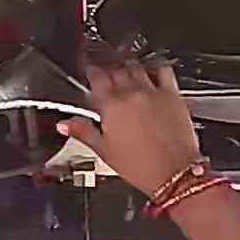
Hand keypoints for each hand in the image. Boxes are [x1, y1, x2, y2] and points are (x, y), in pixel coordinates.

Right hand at [59, 59, 201, 195]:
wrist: (174, 173)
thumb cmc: (141, 166)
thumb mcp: (104, 151)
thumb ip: (83, 132)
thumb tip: (65, 125)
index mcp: (111, 106)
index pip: (97, 78)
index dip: (92, 73)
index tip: (91, 73)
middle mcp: (131, 94)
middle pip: (116, 70)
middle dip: (109, 70)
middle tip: (106, 76)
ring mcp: (152, 93)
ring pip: (136, 67)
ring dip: (128, 66)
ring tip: (125, 72)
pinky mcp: (172, 95)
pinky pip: (163, 70)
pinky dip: (155, 67)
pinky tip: (152, 72)